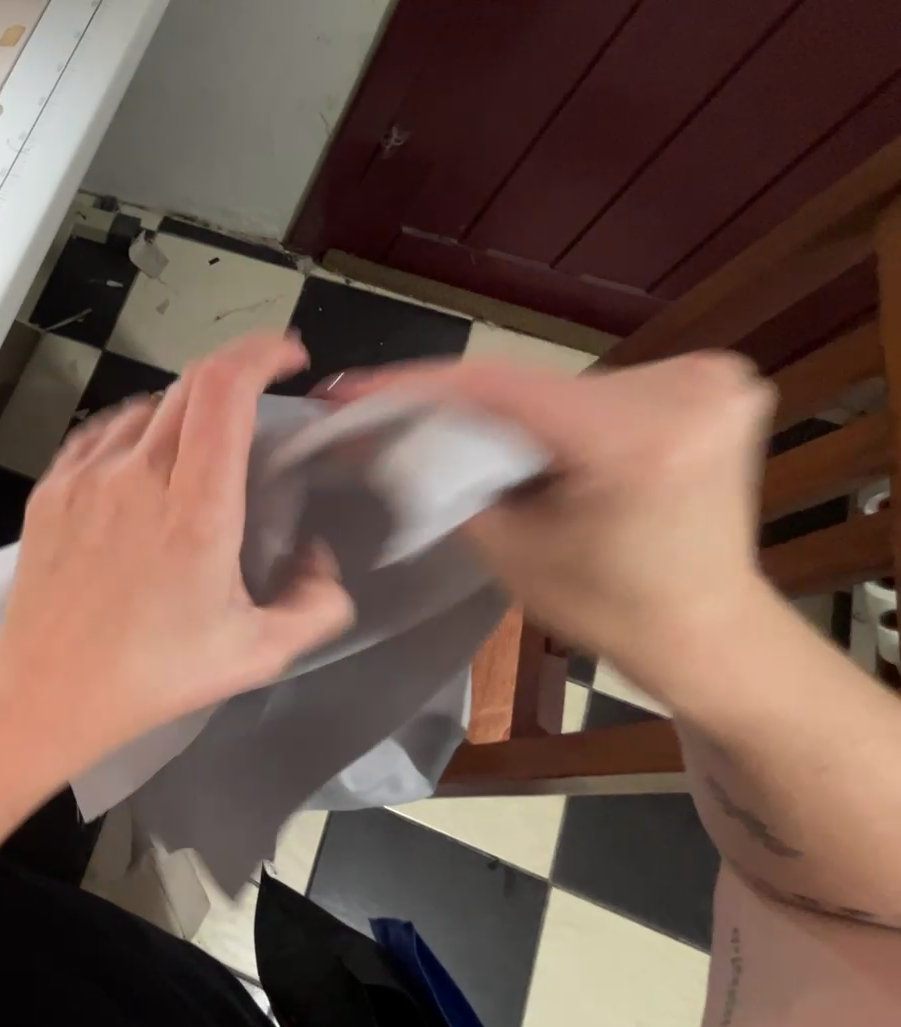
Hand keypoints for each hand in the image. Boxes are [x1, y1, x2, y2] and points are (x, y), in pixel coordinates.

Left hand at [0, 333, 353, 763]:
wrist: (46, 689)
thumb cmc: (149, 677)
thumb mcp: (255, 654)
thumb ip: (316, 603)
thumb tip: (321, 561)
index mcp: (193, 508)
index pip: (224, 389)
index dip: (262, 352)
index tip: (289, 359)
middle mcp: (133, 477)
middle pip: (187, 385)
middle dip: (233, 381)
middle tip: (256, 411)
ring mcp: (83, 479)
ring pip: (141, 408)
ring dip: (180, 412)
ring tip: (197, 450)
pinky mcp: (49, 491)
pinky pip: (98, 437)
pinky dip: (132, 435)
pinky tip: (140, 469)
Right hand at [325, 352, 777, 676]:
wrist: (704, 626)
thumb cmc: (601, 603)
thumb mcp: (500, 542)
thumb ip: (435, 478)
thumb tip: (359, 436)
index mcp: (637, 438)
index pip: (495, 388)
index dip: (408, 388)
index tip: (342, 392)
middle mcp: (684, 389)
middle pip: (522, 385)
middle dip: (444, 402)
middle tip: (372, 413)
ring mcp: (705, 379)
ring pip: (548, 384)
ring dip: (489, 406)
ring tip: (426, 425)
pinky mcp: (706, 382)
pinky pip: (583, 388)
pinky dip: (534, 409)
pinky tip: (501, 431)